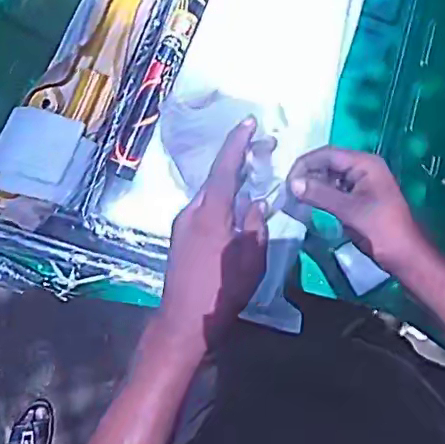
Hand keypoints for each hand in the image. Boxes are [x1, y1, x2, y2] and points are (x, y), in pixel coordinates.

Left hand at [159, 118, 267, 349]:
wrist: (183, 321)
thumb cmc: (221, 291)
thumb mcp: (250, 259)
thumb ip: (255, 225)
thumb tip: (257, 202)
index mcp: (210, 212)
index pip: (225, 168)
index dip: (238, 143)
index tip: (249, 122)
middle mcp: (192, 211)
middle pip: (217, 177)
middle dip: (239, 160)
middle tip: (264, 149)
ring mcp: (182, 223)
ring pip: (210, 193)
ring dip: (231, 181)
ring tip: (254, 176)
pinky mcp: (181, 235)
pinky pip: (204, 207)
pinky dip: (222, 199)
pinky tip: (236, 206)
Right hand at [288, 147, 435, 275]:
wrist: (405, 256)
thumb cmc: (382, 229)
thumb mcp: (349, 210)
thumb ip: (320, 194)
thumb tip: (293, 183)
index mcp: (365, 163)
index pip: (328, 154)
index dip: (305, 164)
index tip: (288, 181)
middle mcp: (362, 167)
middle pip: (327, 163)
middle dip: (307, 174)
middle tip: (288, 191)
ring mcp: (361, 182)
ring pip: (329, 177)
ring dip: (312, 185)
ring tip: (294, 198)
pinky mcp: (358, 197)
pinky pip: (334, 190)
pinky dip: (320, 195)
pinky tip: (307, 203)